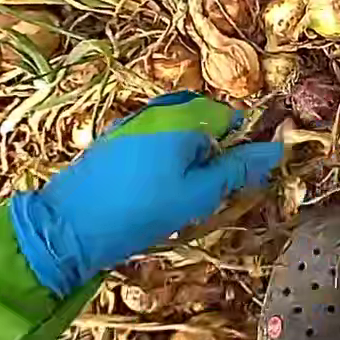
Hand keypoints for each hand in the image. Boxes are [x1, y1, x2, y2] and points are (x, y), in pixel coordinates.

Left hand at [10, 92, 283, 295]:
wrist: (62, 230)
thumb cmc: (140, 209)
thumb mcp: (199, 194)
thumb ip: (239, 168)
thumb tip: (278, 148)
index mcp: (187, 116)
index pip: (235, 120)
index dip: (241, 148)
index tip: (234, 178)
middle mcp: (163, 109)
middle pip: (208, 123)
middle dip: (214, 153)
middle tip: (205, 190)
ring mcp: (135, 121)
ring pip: (181, 133)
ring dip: (188, 158)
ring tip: (177, 194)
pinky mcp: (114, 138)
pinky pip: (155, 139)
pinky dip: (163, 159)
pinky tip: (151, 189)